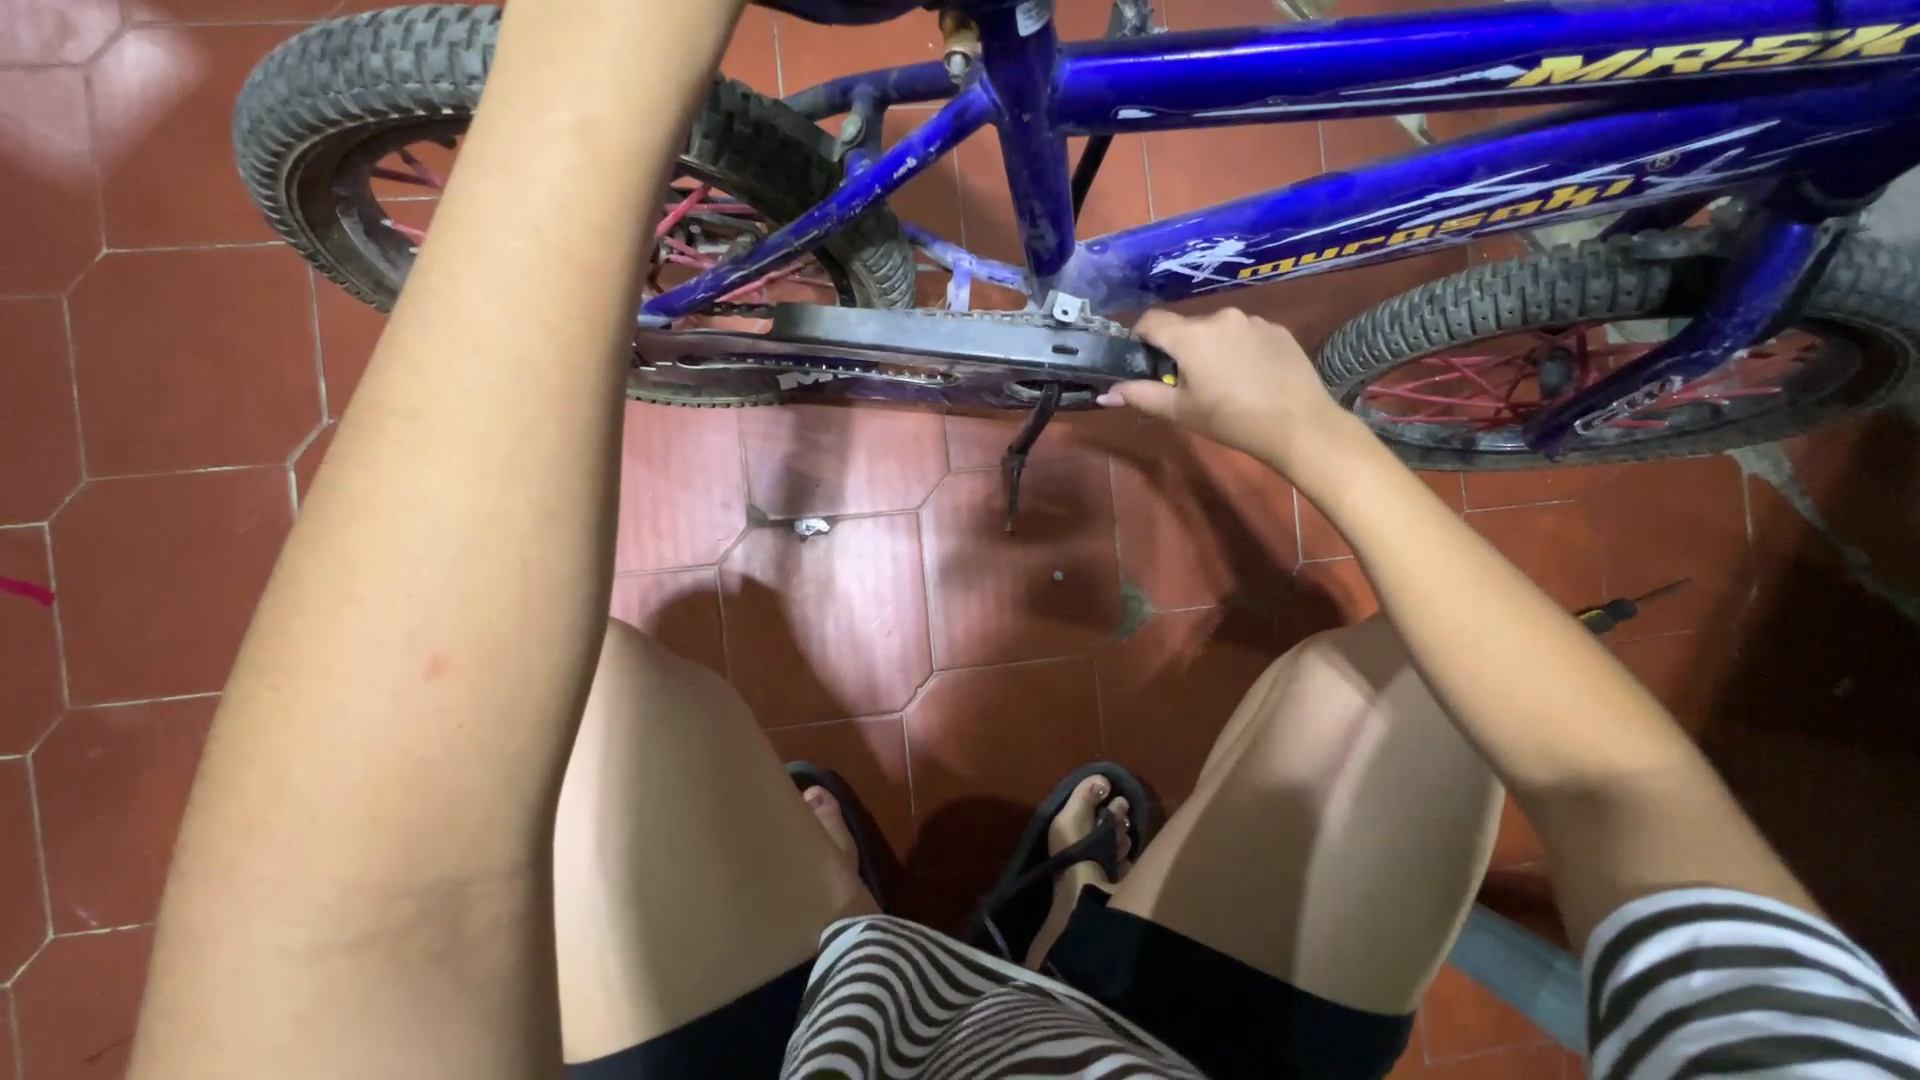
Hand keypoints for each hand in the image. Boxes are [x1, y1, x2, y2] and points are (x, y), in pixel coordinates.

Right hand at [1099, 308, 1359, 470]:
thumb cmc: (1232, 420)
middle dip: (1179, 350)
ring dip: (1210, 350)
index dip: (1139, 338)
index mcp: (1191, 335)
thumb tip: (1106, 393)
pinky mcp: (1278, 330)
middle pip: (1185, 327)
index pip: (1150, 320)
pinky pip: (1245, 334)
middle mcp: (1220, 317)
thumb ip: (1141, 396)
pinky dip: (1238, 351)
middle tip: (1186, 385)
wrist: (1299, 424)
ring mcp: (1253, 320)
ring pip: (1217, 331)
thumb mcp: (1181, 412)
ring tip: (1222, 384)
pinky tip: (1250, 379)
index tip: (1143, 363)